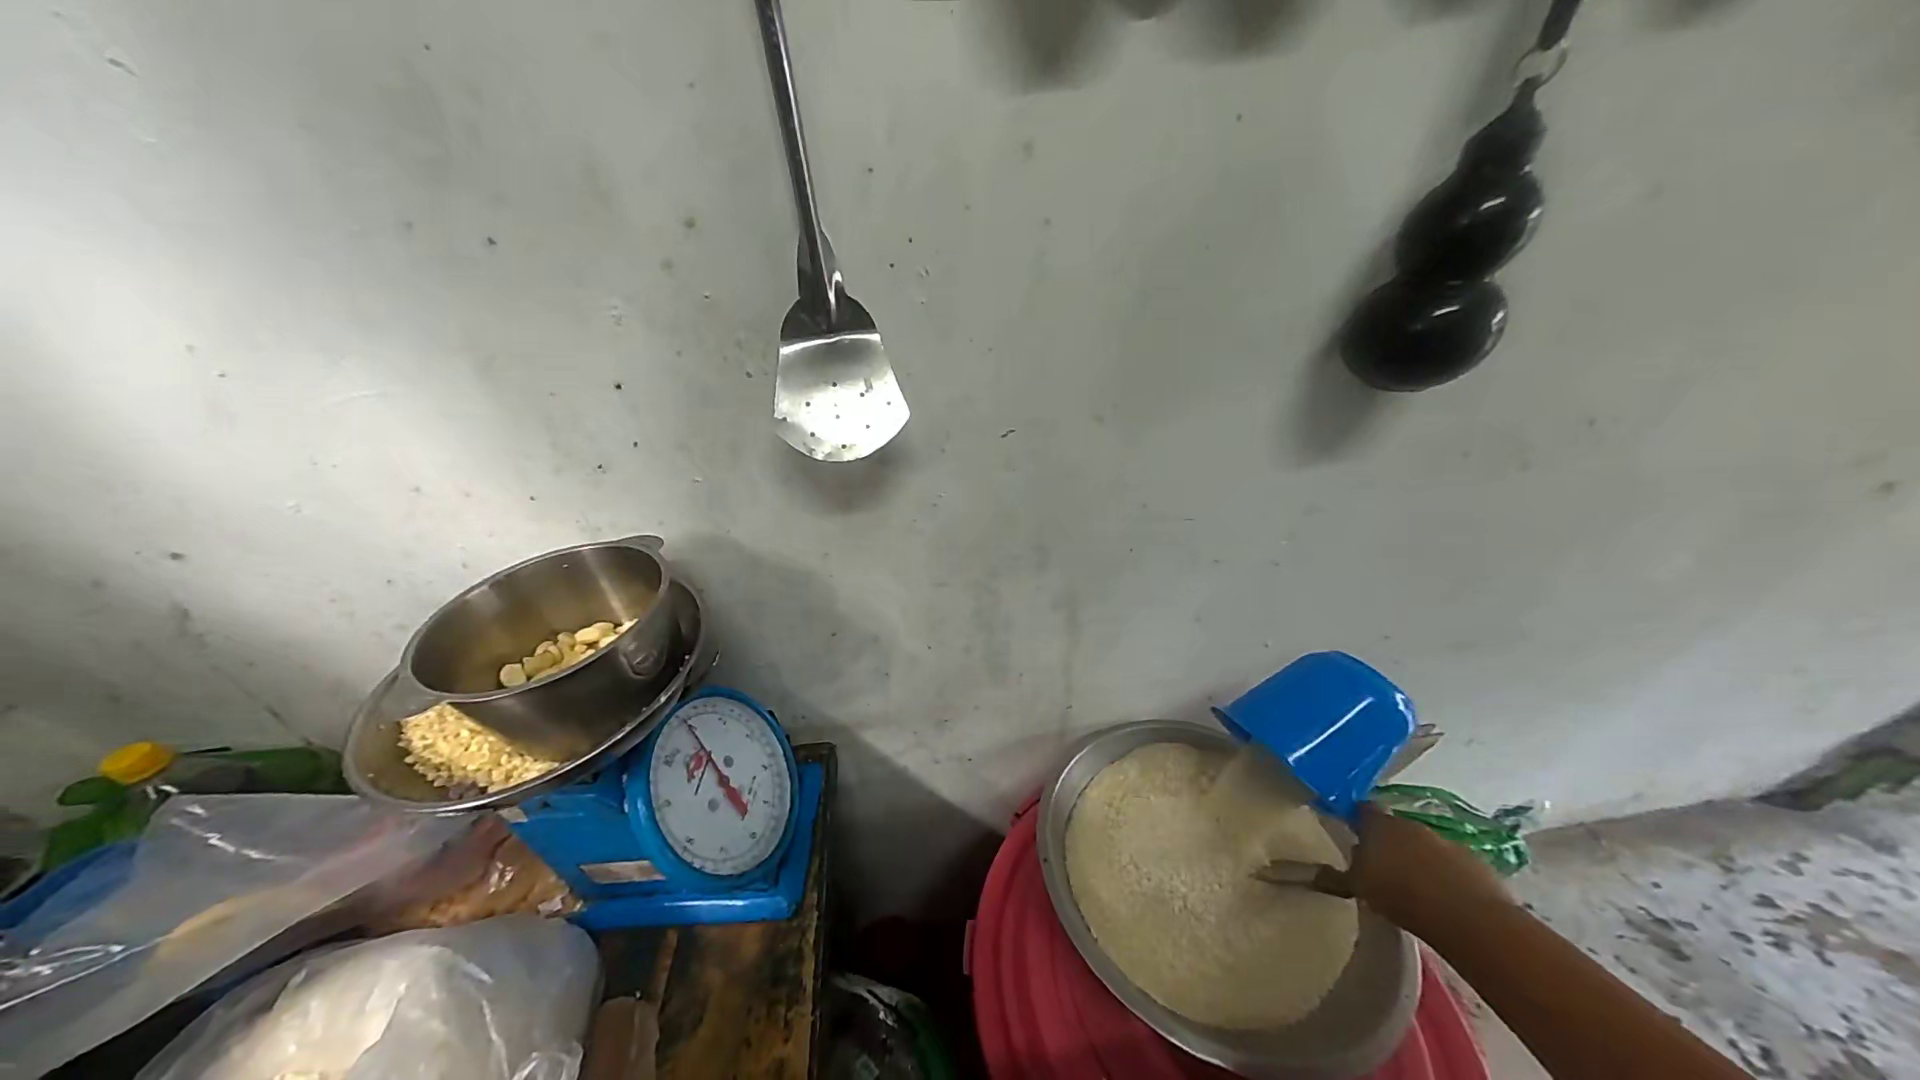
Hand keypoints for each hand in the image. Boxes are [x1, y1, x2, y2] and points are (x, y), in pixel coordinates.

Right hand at [1335, 803, 1513, 934]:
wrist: (1467, 916)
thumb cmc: (1400, 893)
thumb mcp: (1359, 887)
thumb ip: (1335, 877)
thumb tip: (1312, 874)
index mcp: (1378, 824)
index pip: (1361, 809)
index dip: (1355, 818)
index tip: (1350, 832)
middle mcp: (1410, 824)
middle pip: (1393, 827)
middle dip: (1386, 842)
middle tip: (1379, 865)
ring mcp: (1444, 841)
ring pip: (1423, 844)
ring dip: (1416, 857)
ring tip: (1410, 884)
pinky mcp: (1474, 862)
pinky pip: (1451, 863)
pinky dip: (1443, 873)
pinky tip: (1440, 897)